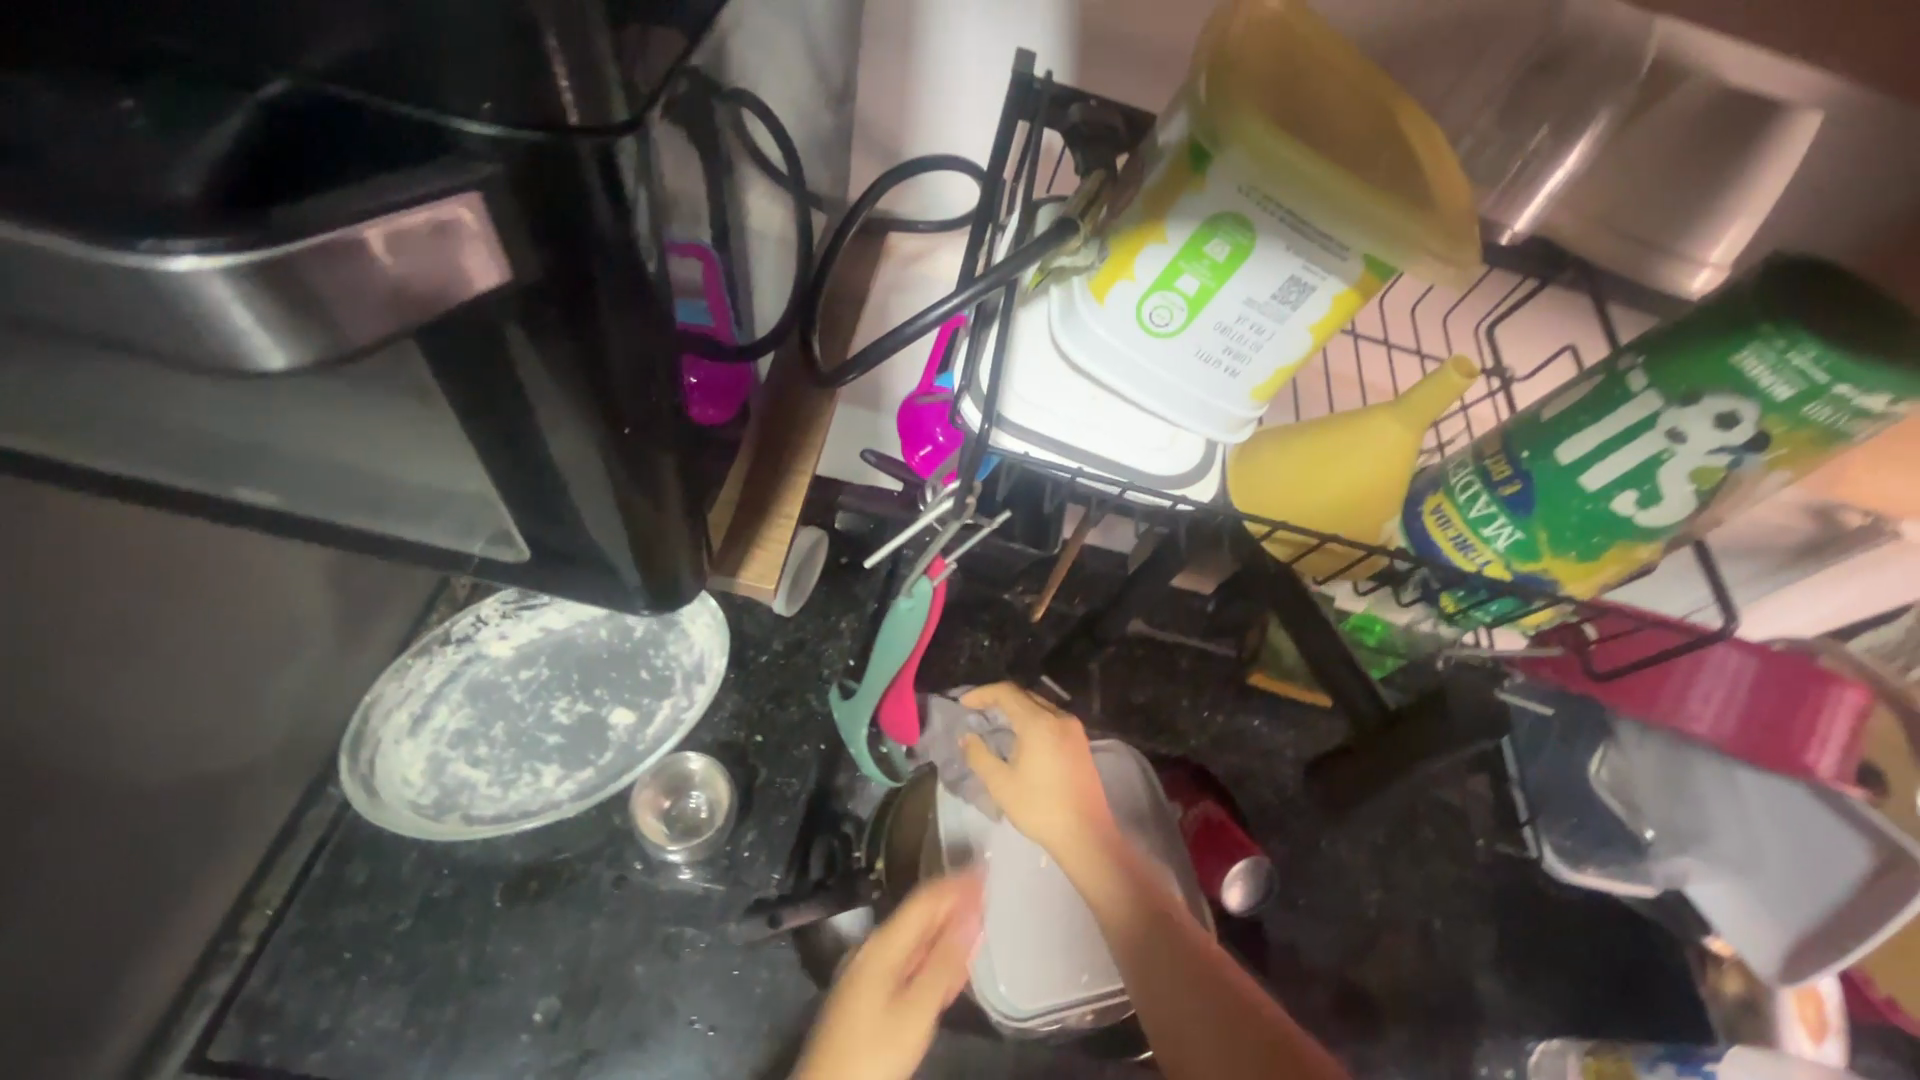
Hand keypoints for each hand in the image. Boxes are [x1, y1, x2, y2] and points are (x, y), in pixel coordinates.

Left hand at [791, 873, 982, 1079]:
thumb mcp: (917, 1010)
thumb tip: (971, 915)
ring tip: (976, 920)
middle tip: (987, 893)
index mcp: (882, 945)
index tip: (986, 870)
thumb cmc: (874, 1051)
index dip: (955, 883)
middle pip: (917, 917)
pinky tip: (948, 964)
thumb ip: (945, 962)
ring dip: (944, 929)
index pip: (924, 900)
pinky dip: (931, 955)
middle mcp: (872, 949)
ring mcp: (866, 971)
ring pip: (913, 940)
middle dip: (952, 904)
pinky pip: (905, 961)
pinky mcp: (866, 993)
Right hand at [960, 682, 1116, 860]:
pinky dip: (1033, 720)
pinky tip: (1022, 738)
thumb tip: (967, 737)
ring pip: (1041, 706)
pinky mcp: (1081, 743)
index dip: (982, 694)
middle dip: (999, 699)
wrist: (1086, 834)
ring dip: (1017, 709)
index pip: (1007, 692)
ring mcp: (1074, 730)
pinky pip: (1053, 719)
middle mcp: (1060, 718)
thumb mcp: (1001, 784)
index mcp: (1039, 723)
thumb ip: (979, 755)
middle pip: (1025, 695)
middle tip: (977, 712)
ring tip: (996, 723)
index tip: (964, 704)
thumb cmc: (1039, 808)